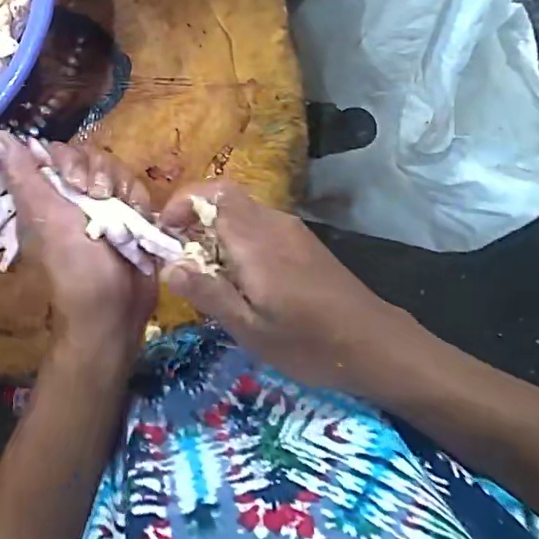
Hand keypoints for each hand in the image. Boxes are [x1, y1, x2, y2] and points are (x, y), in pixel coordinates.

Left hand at [0, 128, 157, 368]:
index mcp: (47, 194)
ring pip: (118, 170)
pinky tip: (139, 220)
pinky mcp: (130, 216)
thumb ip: (22, 174)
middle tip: (100, 199)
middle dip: (100, 174)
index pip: (60, 151)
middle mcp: (73, 195)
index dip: (71, 160)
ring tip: (123, 216)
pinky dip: (139, 202)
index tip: (76, 182)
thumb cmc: (73, 267)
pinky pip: (138, 189)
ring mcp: (104, 205)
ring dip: (123, 190)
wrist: (113, 311)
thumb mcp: (44, 217)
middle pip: (93, 156)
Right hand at [159, 181, 422, 393]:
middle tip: (178, 248)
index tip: (163, 230)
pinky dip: (236, 236)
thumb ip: (207, 292)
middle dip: (194, 214)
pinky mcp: (302, 241)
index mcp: (255, 240)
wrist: (375, 343)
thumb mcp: (251, 329)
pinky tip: (238, 274)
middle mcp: (272, 223)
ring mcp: (290, 229)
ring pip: (241, 209)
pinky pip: (258, 224)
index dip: (181, 203)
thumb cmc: (309, 342)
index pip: (211, 195)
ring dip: (215, 226)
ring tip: (203, 266)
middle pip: (224, 196)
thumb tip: (168, 265)